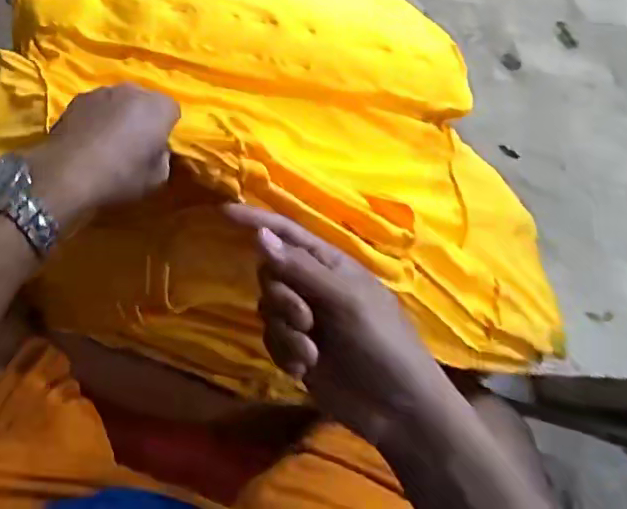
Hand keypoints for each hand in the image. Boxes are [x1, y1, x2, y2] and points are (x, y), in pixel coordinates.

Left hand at [27, 84, 178, 224]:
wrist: (68, 170)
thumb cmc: (119, 176)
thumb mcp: (156, 179)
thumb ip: (162, 157)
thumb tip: (156, 148)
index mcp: (157, 106)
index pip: (172, 110)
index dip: (166, 128)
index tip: (156, 146)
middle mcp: (131, 90)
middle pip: (144, 99)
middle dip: (142, 116)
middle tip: (134, 142)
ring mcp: (102, 90)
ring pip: (119, 99)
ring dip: (118, 113)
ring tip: (107, 140)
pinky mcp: (77, 97)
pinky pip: (96, 105)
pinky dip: (96, 115)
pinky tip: (87, 137)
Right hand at [223, 203, 455, 448]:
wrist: (402, 415)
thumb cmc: (385, 345)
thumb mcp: (347, 301)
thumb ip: (300, 268)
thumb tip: (259, 234)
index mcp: (328, 264)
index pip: (285, 231)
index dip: (255, 219)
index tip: (224, 211)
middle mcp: (312, 285)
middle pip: (269, 272)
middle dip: (280, 297)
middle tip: (305, 319)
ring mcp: (304, 318)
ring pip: (266, 306)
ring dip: (284, 330)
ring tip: (311, 351)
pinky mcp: (296, 348)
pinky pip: (269, 337)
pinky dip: (284, 351)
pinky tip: (305, 368)